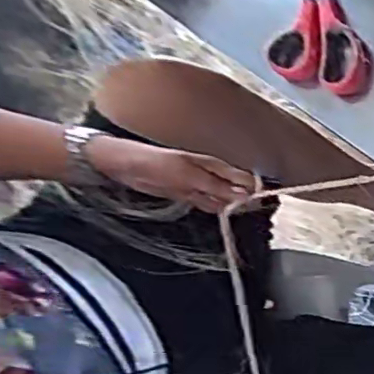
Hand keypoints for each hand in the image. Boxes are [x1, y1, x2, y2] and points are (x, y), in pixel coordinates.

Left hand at [85, 135, 252, 212]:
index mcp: (219, 167)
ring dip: (229, 208)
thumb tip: (248, 198)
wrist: (118, 165)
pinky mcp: (193, 196)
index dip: (255, 193)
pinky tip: (209, 209)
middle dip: (244, 202)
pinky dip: (214, 210)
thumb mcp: (188, 175)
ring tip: (220, 209)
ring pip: (229, 201)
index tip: (254, 205)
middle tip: (235, 209)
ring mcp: (205, 187)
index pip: (248, 181)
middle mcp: (216, 177)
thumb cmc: (153, 163)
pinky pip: (212, 205)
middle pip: (242, 192)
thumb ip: (218, 187)